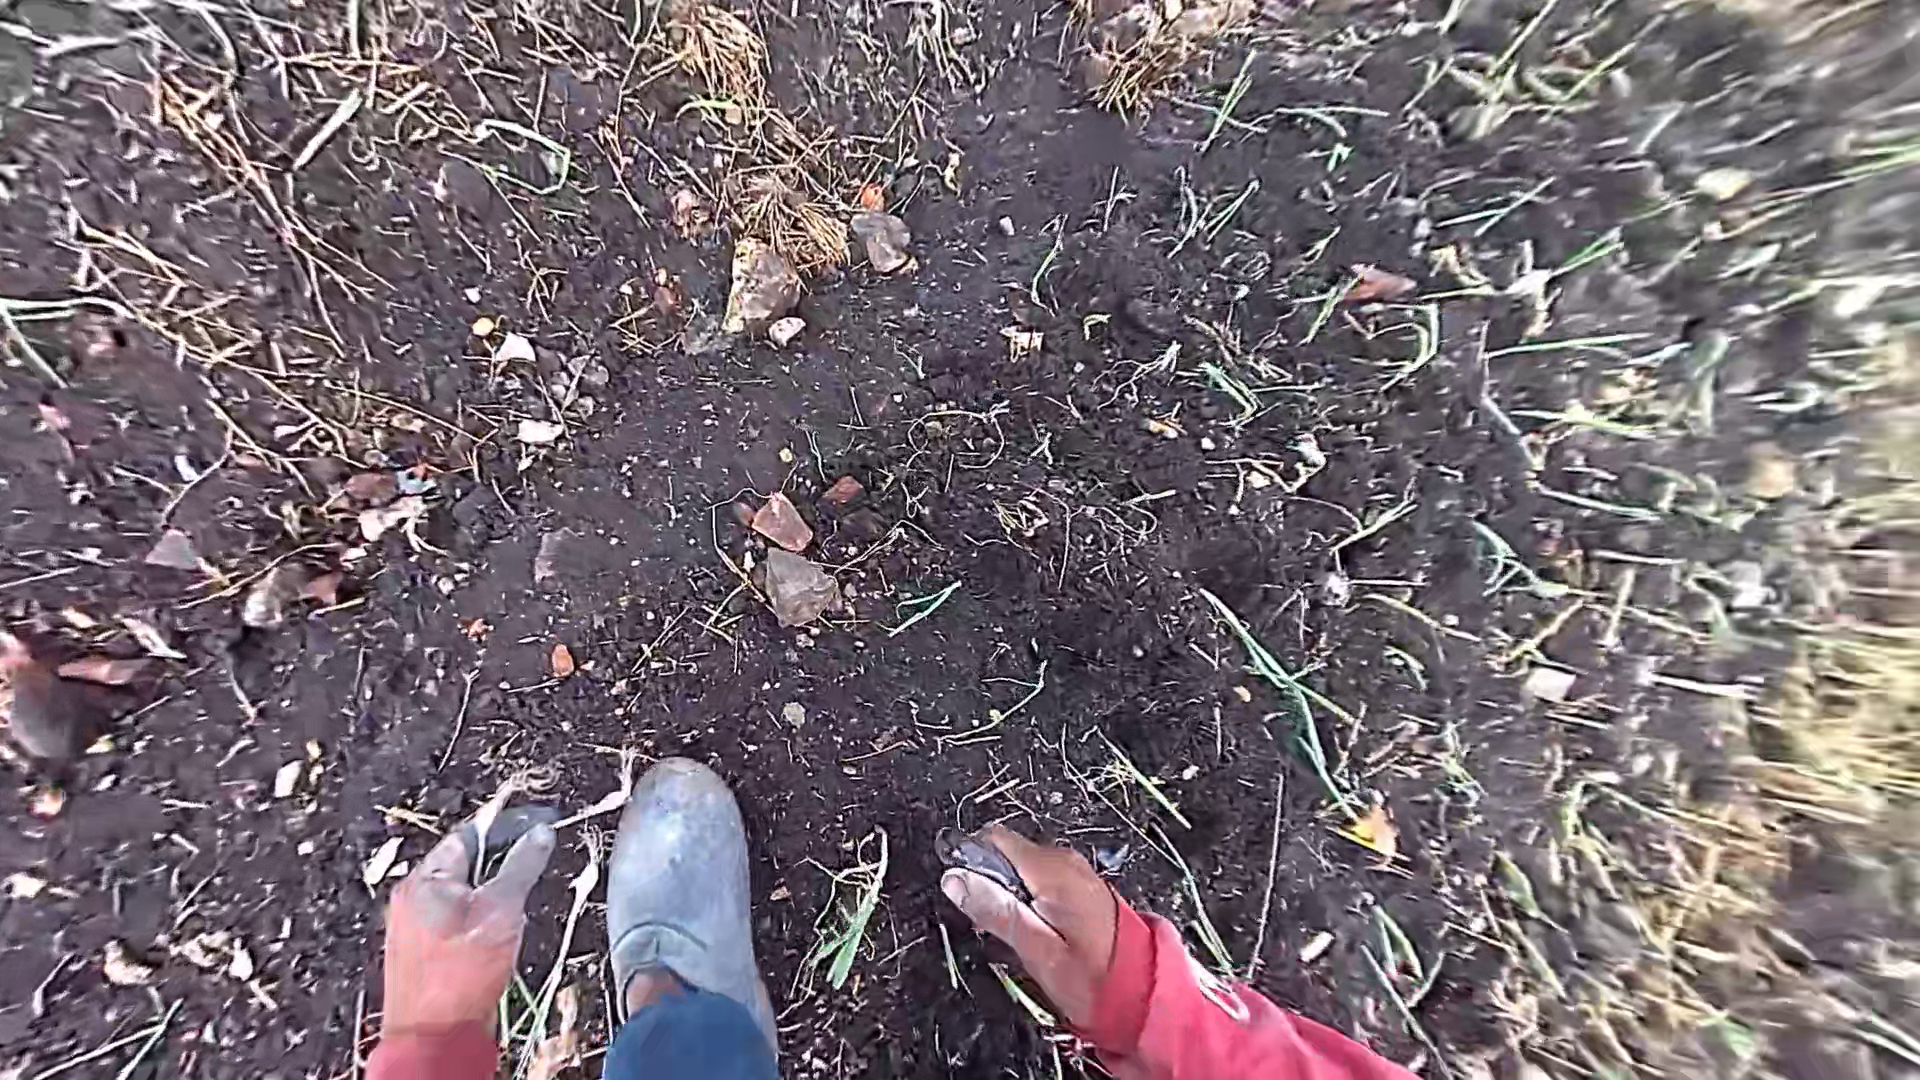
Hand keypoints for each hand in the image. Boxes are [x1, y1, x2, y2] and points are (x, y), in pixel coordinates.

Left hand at [380, 818, 555, 1035]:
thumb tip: (541, 832)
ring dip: (499, 877)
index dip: (511, 823)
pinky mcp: (427, 942)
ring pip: (469, 881)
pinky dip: (487, 899)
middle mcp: (415, 895)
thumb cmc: (463, 971)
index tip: (544, 822)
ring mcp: (417, 920)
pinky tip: (507, 911)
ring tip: (527, 882)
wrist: (435, 1038)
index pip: (472, 831)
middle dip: (507, 851)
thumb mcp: (503, 907)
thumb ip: (523, 863)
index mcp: (425, 880)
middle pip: (470, 855)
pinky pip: (463, 904)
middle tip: (541, 850)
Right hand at [940, 826, 1117, 1026]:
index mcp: (1050, 869)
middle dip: (991, 880)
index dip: (971, 858)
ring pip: (1023, 865)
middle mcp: (1062, 859)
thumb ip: (995, 910)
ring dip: (1010, 889)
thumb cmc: (1091, 978)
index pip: (995, 838)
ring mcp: (1073, 868)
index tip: (961, 887)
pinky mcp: (1079, 881)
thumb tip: (955, 879)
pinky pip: (1041, 875)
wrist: (1145, 992)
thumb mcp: (1036, 950)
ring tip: (1018, 932)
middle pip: (1008, 851)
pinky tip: (1036, 927)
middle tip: (994, 923)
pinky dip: (1029, 893)